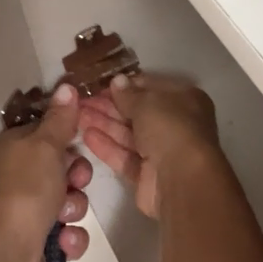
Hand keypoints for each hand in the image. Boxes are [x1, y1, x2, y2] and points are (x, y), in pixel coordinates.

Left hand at [0, 83, 92, 261]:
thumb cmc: (23, 192)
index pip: (54, 133)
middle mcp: (24, 178)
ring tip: (63, 221)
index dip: (71, 138)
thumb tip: (66, 86)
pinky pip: (69, 235)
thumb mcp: (45, 146)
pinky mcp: (40, 244)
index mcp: (19, 148)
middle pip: (68, 169)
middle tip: (74, 184)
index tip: (81, 143)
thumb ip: (60, 119)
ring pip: (72, 203)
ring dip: (75, 211)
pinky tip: (63, 244)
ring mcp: (31, 213)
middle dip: (78, 178)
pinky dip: (70, 240)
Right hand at [77, 73, 221, 218]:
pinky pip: (126, 156)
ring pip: (129, 134)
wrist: (183, 180)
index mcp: (185, 100)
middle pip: (138, 112)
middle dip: (110, 106)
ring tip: (77, 115)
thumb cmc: (171, 129)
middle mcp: (176, 124)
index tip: (101, 84)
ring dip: (104, 124)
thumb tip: (117, 81)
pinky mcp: (148, 175)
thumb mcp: (148, 103)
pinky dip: (108, 146)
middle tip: (82, 100)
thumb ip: (129, 94)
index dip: (126, 86)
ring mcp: (162, 151)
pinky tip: (87, 136)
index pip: (151, 88)